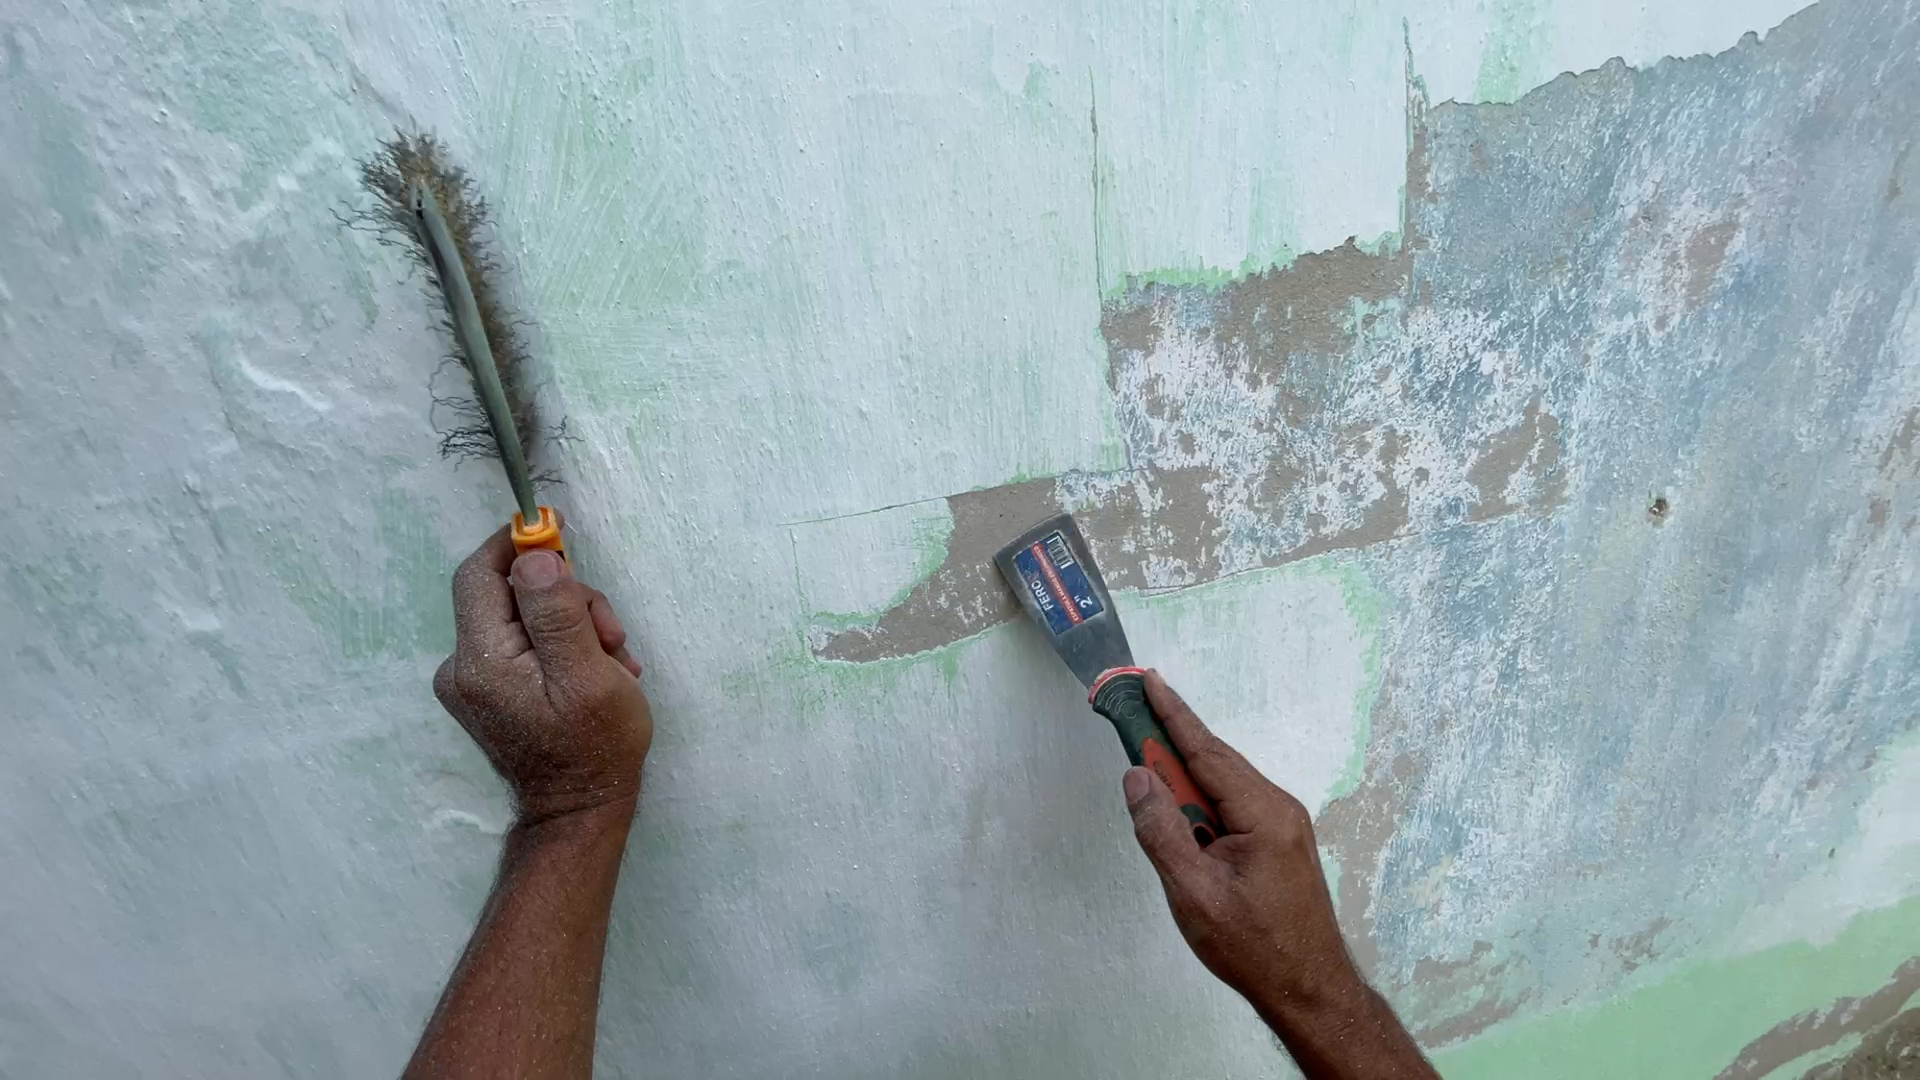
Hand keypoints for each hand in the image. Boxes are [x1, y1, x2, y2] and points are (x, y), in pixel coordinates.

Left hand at [433, 522, 652, 822]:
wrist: (582, 808)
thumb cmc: (596, 743)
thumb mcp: (589, 675)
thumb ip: (558, 615)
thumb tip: (534, 557)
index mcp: (482, 660)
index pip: (481, 575)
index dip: (516, 544)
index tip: (558, 529)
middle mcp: (463, 666)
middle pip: (511, 594)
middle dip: (569, 599)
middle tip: (614, 632)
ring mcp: (474, 680)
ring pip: (526, 617)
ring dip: (576, 624)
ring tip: (615, 659)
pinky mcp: (490, 689)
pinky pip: (527, 642)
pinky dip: (566, 644)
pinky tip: (598, 668)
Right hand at [1123, 671, 1433, 1078]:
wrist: (1313, 993)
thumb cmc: (1252, 947)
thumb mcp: (1194, 893)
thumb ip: (1161, 830)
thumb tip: (1137, 774)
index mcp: (1263, 813)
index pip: (1206, 751)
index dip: (1173, 713)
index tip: (1149, 679)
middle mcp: (1278, 805)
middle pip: (1214, 758)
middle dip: (1171, 736)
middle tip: (1132, 711)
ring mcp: (1282, 820)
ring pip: (1222, 778)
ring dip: (1183, 770)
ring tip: (1148, 762)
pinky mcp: (1278, 835)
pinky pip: (1231, 797)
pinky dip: (1199, 792)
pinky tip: (1181, 806)